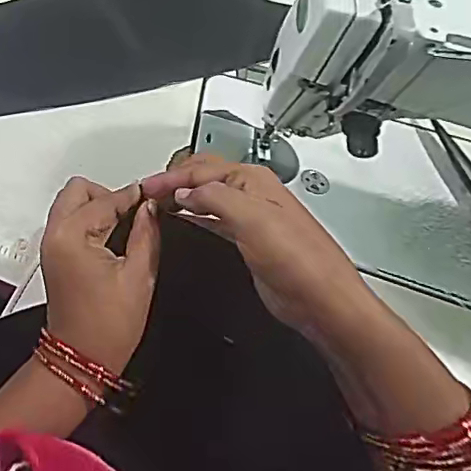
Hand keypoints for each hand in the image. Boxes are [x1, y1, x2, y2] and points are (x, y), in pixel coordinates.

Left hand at [38, 177, 159, 374]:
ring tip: (124, 225)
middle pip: (78, 190)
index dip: (133, 197)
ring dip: (96, 206)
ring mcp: (51, 243)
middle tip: (134, 212)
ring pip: (71, 202)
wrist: (82, 356)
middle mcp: (54, 234)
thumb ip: (146, 234)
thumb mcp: (139, 277)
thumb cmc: (107, 326)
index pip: (105, 200)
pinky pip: (68, 220)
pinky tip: (110, 235)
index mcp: (71, 235)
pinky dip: (88, 219)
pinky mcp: (54, 252)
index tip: (152, 197)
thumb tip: (150, 209)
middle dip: (107, 195)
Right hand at [140, 153, 370, 334]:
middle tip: (148, 190)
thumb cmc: (303, 262)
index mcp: (253, 180)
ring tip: (157, 202)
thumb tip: (184, 192)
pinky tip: (181, 220)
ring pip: (206, 196)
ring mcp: (251, 217)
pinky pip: (212, 218)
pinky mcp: (248, 240)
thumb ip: (213, 197)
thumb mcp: (251, 218)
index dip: (170, 176)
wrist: (324, 302)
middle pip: (203, 176)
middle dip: (174, 180)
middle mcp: (252, 194)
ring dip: (180, 197)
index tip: (146, 187)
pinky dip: (192, 215)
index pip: (200, 168)